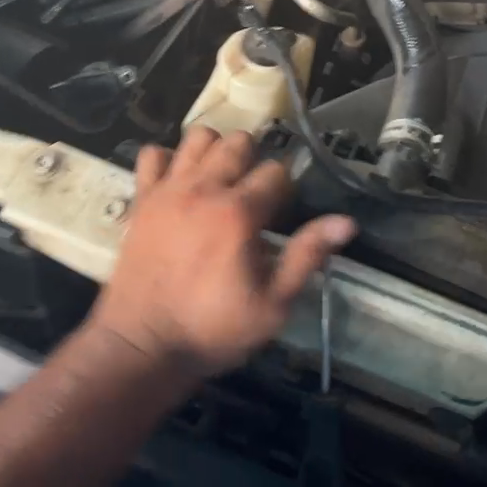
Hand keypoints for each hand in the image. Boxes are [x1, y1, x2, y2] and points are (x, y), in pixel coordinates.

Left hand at [86, 127, 356, 378]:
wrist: (140, 348)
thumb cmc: (211, 330)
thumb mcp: (272, 306)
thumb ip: (307, 257)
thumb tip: (346, 223)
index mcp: (239, 212)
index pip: (276, 172)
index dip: (284, 190)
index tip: (278, 215)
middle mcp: (204, 189)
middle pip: (238, 142)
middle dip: (252, 160)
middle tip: (251, 194)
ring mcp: (168, 190)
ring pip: (198, 137)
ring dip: (214, 151)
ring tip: (218, 180)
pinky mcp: (141, 199)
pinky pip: (152, 154)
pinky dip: (168, 160)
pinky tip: (178, 183)